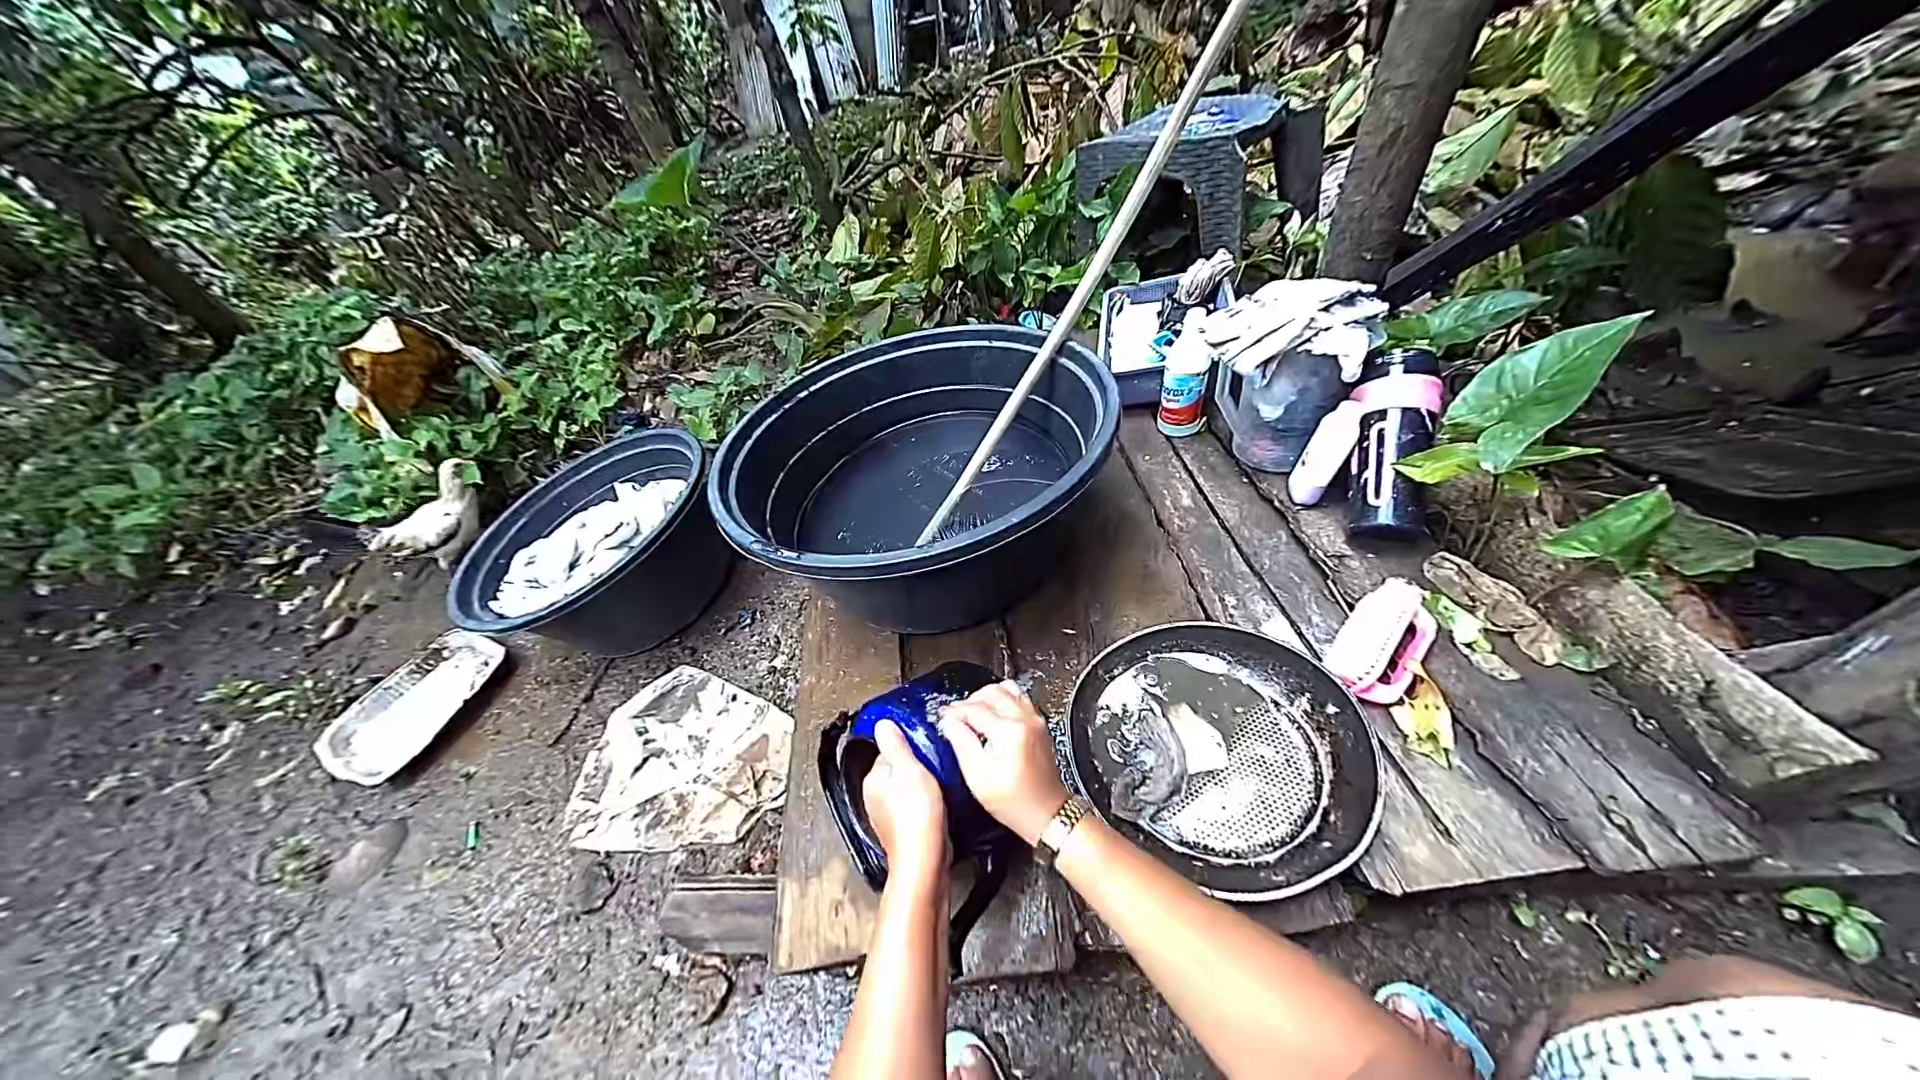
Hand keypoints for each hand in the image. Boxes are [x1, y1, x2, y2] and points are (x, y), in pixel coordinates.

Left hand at [861, 720, 947, 882]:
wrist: (925, 861)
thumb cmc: (917, 819)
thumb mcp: (909, 770)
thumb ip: (895, 745)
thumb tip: (883, 724)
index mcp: (874, 779)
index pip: (890, 748)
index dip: (910, 744)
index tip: (926, 745)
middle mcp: (877, 796)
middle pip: (900, 767)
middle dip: (917, 764)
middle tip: (936, 764)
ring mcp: (889, 813)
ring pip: (908, 786)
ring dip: (923, 783)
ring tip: (940, 782)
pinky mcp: (904, 826)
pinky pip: (916, 804)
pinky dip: (927, 801)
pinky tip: (939, 803)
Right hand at [939, 680, 1069, 844]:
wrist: (1046, 813)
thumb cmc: (1016, 802)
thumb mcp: (978, 776)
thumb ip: (961, 743)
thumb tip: (949, 723)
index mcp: (1009, 731)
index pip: (974, 708)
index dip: (954, 712)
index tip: (944, 717)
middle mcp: (1025, 719)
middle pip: (990, 692)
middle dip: (969, 701)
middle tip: (956, 716)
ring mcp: (1035, 720)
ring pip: (1006, 689)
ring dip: (986, 697)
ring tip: (974, 714)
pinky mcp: (1039, 724)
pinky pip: (1018, 698)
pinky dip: (1002, 700)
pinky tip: (992, 716)